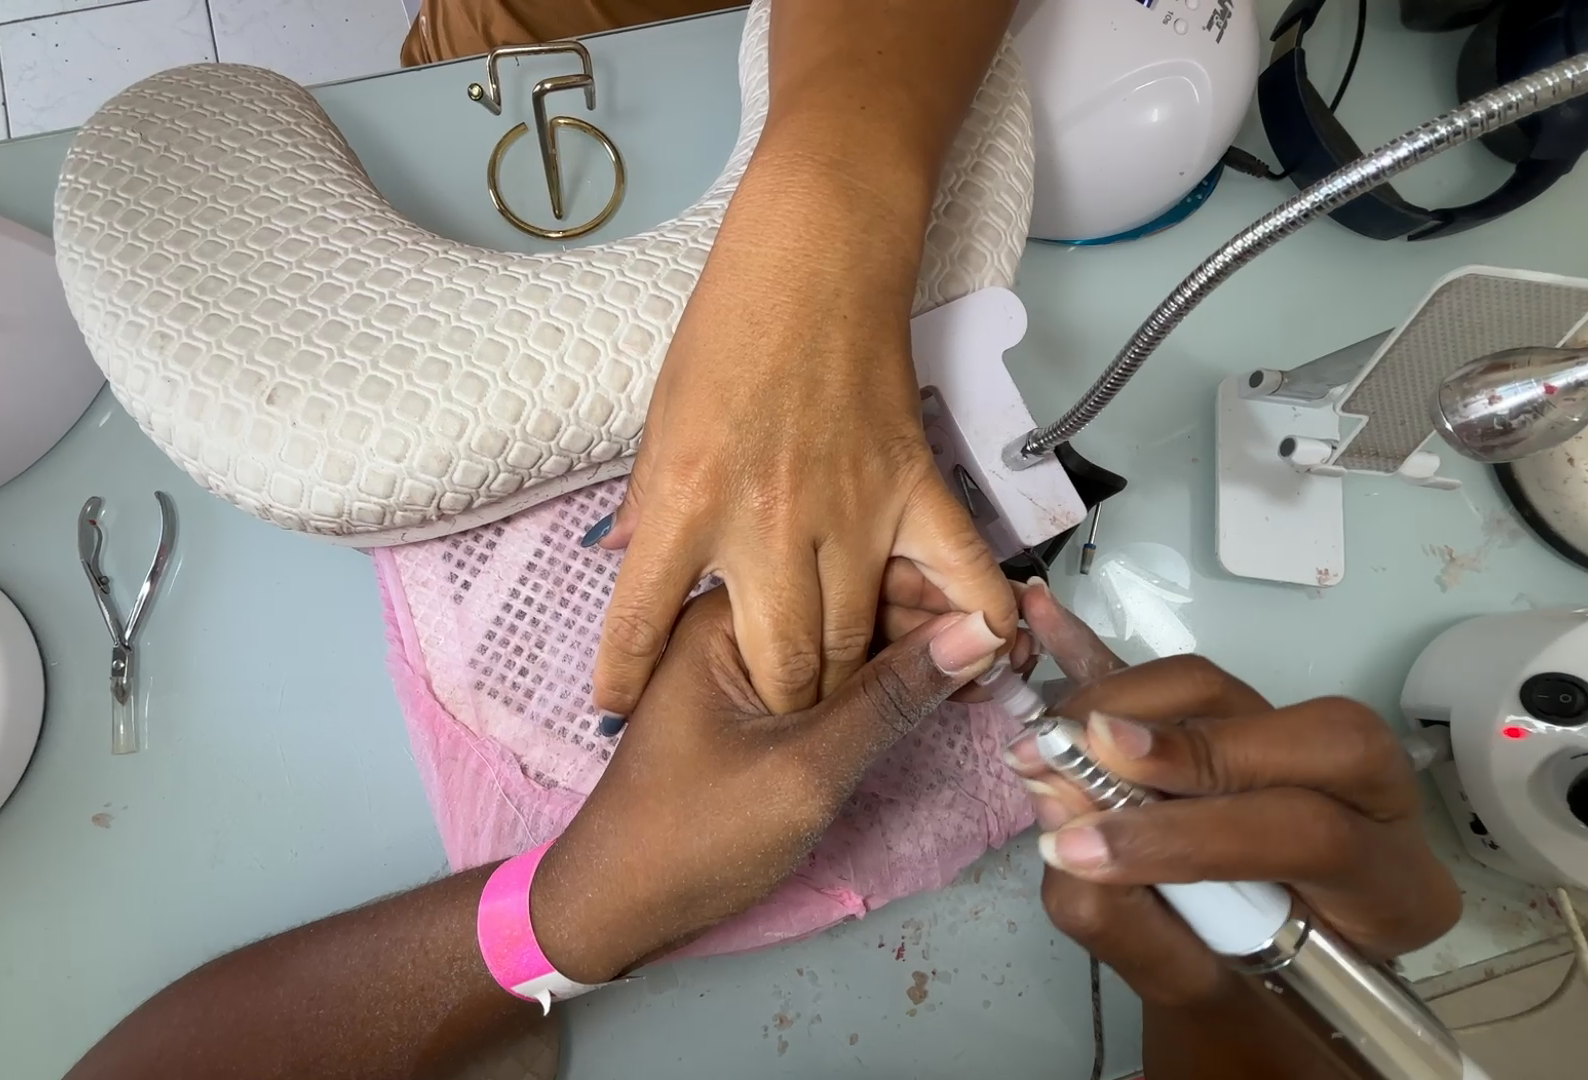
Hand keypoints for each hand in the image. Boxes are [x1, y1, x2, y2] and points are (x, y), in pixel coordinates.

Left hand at [531, 586, 1007, 982]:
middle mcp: (740, 620)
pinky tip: (938, 695)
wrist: (618, 901)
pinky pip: (830, 678)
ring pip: (848, 643)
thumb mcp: (804, 767)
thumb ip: (888, 697)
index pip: (849, 576)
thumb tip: (978, 632)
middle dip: (934, 629)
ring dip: (916, 660)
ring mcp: (748, 661)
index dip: (937, 599)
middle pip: (851, 604)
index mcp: (733, 612)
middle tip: (1018, 659)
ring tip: (996, 676)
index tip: (1013, 628)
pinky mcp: (760, 701)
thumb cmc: (699, 834)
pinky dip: (882, 688)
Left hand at [584, 153, 1017, 723]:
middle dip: (774, 709)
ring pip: (856, 645)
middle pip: (779, 665)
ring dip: (846, 686)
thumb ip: (646, 503)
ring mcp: (850, 513)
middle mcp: (766, 524)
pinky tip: (971, 660)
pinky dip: (969, 627)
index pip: (640, 619)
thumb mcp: (661, 420)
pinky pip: (957, 575)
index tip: (616, 707)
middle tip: (768, 711)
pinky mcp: (914, 490)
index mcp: (687, 501)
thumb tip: (620, 557)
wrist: (815, 262)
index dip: (622, 677)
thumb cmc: (725, 336)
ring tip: (838, 696)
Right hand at [1004, 583, 1460, 1008]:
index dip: (1192, 833)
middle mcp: (1362, 796)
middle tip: (1080, 751)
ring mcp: (1284, 738)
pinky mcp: (1213, 711)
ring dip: (1130, 698)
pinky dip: (1090, 645)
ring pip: (1224, 686)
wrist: (1247, 961)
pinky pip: (1155, 674)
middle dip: (1182, 741)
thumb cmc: (1229, 979)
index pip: (1308, 832)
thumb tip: (1059, 822)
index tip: (1082, 844)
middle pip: (1311, 733)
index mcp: (1386, 884)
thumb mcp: (1183, 976)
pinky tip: (1040, 613)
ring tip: (1052, 733)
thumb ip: (1121, 916)